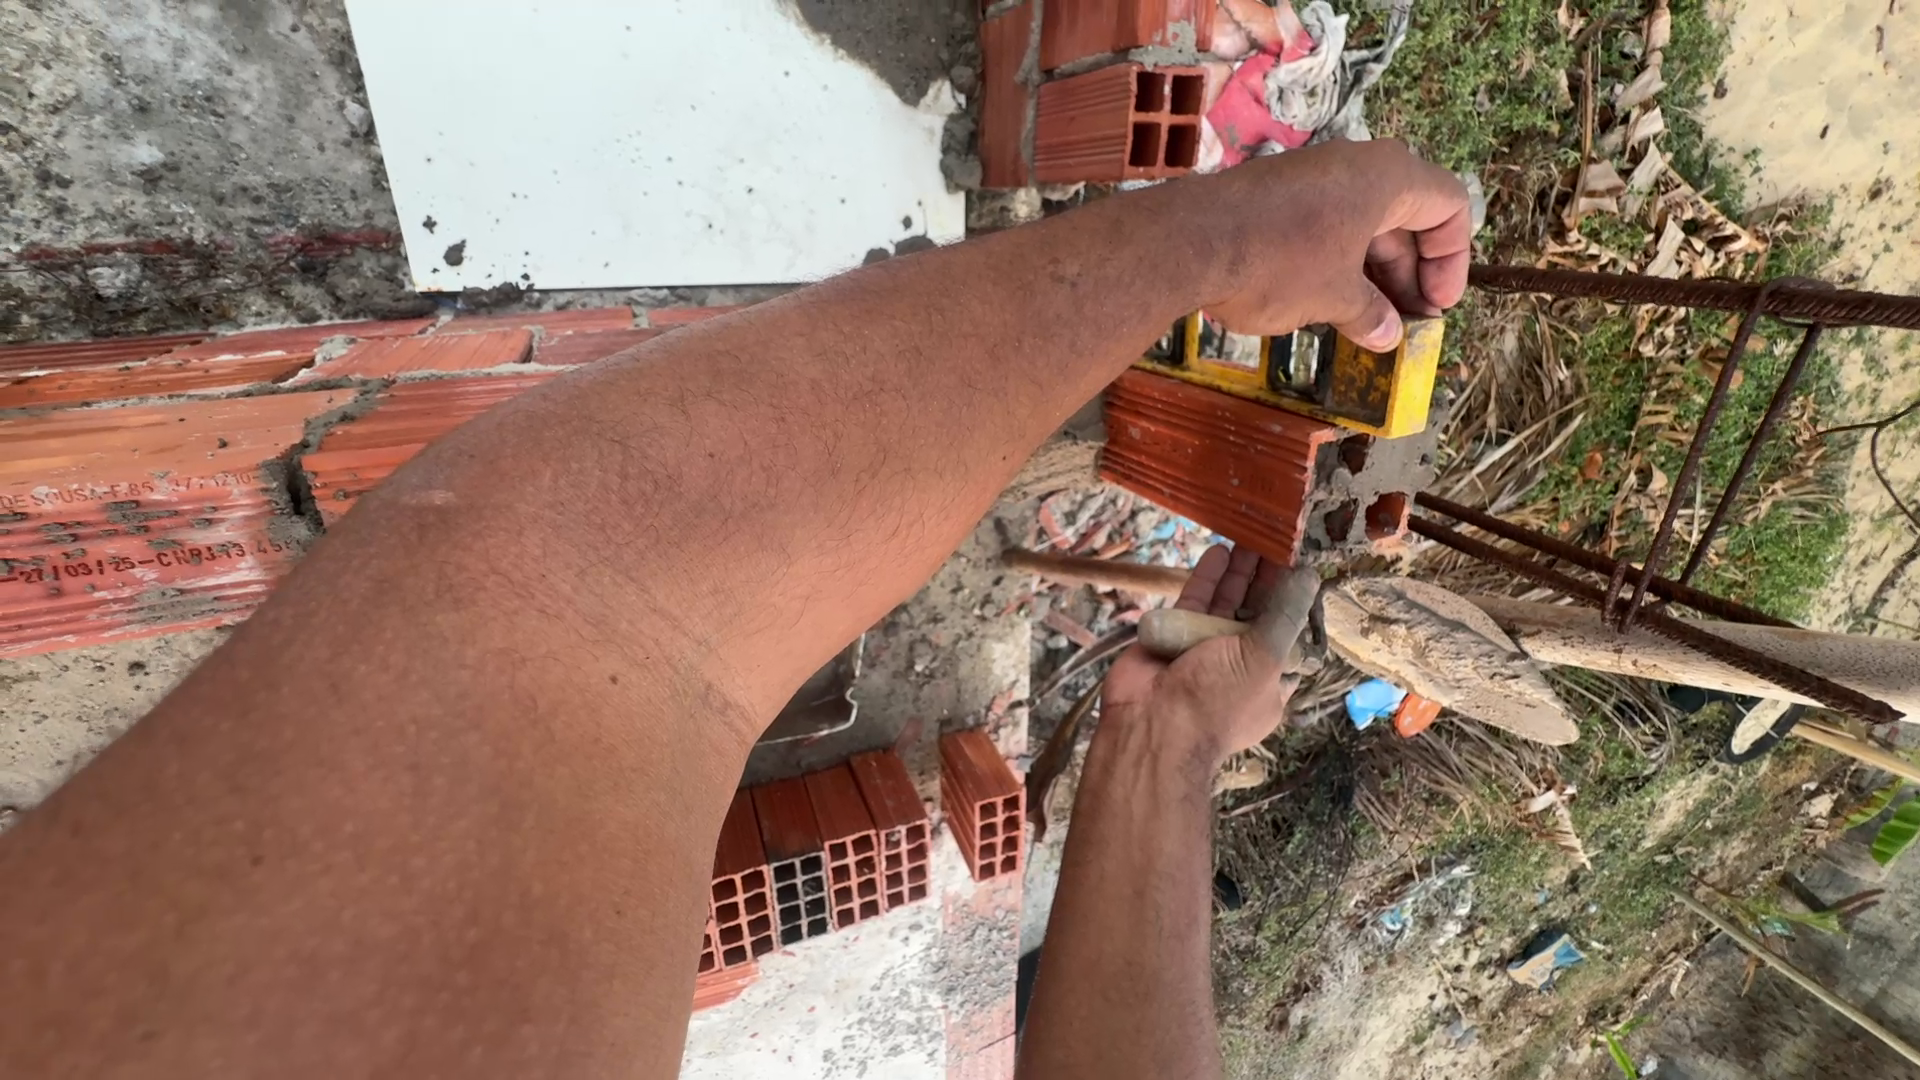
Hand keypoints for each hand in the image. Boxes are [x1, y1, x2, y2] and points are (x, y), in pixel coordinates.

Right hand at [1102, 545, 1317, 770]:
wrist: (1152, 723)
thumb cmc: (1218, 698)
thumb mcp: (1264, 659)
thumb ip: (1285, 614)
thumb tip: (1311, 577)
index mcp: (1269, 679)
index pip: (1288, 632)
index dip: (1293, 599)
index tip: (1300, 565)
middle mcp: (1238, 662)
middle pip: (1255, 612)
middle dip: (1265, 578)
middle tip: (1274, 539)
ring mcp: (1203, 647)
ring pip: (1224, 602)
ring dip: (1238, 572)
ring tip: (1251, 535)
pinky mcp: (1172, 633)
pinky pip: (1194, 601)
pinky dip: (1207, 577)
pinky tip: (1220, 551)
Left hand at [1187, 140, 1471, 350]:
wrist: (1190, 243)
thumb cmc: (1278, 265)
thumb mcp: (1331, 297)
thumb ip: (1366, 314)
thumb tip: (1387, 334)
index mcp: (1387, 178)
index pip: (1448, 206)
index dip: (1451, 260)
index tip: (1437, 306)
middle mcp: (1350, 166)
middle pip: (1399, 220)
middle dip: (1405, 275)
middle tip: (1400, 324)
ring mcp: (1305, 179)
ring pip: (1353, 227)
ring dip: (1365, 275)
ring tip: (1363, 323)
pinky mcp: (1268, 198)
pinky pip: (1315, 229)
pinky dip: (1327, 264)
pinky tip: (1318, 304)